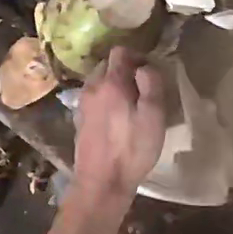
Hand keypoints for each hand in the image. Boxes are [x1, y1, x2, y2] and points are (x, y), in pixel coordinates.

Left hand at [71, 47, 166, 206]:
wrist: (101, 182)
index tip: (150, 70)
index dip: (137, 55)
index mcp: (110, 83)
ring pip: (98, 82)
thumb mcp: (153, 116)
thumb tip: (144, 65)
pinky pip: (93, 98)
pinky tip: (116, 117)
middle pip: (107, 65)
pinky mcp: (79, 120)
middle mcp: (92, 88)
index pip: (120, 51)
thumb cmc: (132, 149)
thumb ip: (151, 84)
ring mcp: (82, 104)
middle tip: (143, 87)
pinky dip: (105, 99)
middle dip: (124, 69)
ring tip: (131, 102)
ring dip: (114, 85)